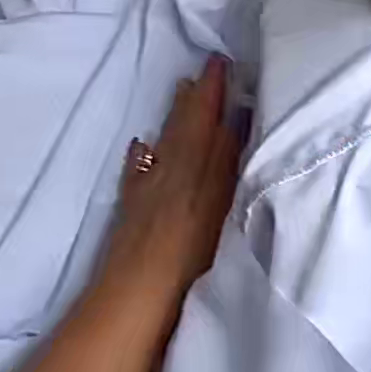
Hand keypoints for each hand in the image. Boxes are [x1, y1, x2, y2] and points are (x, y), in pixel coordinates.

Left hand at [94, 56, 240, 305]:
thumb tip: (239, 128)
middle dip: (199, 96)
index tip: (226, 64)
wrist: (131, 308)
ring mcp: (149, 195)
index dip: (216, 97)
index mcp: (196, 180)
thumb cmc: (191, 268)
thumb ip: (230, 170)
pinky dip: (146, 154)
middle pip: (186, 130)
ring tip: (185, 89)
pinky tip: (145, 144)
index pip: (210, 129)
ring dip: (177, 116)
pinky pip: (140, 172)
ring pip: (166, 145)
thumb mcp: (222, 215)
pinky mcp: (133, 213)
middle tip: (211, 63)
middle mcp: (171, 180)